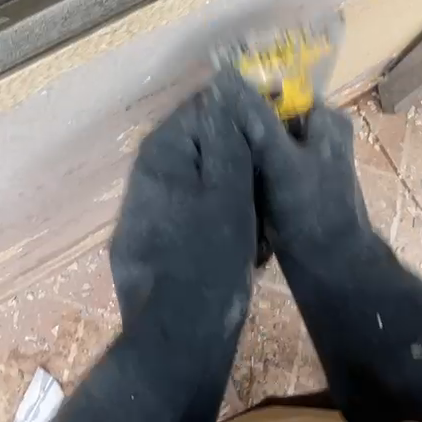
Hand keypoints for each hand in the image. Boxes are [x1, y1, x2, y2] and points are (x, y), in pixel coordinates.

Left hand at [108, 69, 259, 345]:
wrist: (177, 339)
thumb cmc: (208, 254)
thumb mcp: (229, 187)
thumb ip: (227, 132)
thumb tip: (227, 82)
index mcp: (161, 151)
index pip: (205, 107)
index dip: (243, 113)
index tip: (277, 128)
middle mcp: (145, 174)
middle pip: (204, 148)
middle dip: (241, 162)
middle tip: (273, 186)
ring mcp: (145, 210)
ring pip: (202, 185)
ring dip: (234, 197)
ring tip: (262, 225)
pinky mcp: (150, 243)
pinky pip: (192, 217)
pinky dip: (218, 224)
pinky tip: (242, 248)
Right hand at [218, 73, 374, 261]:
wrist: (330, 271)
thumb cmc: (311, 210)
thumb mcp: (281, 159)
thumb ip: (257, 118)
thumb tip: (228, 78)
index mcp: (326, 119)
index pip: (280, 92)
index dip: (249, 96)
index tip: (216, 108)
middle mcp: (319, 135)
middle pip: (271, 116)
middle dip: (243, 124)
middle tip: (211, 133)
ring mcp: (306, 162)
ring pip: (266, 142)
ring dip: (243, 148)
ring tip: (213, 154)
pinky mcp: (294, 186)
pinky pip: (265, 166)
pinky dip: (248, 169)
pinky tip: (225, 176)